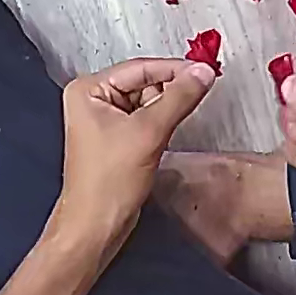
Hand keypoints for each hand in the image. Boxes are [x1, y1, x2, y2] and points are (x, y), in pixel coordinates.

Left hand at [54, 58, 216, 240]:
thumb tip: (203, 71)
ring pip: (149, 100)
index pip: (141, 68)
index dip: (175, 69)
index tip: (205, 70)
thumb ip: (179, 97)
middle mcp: (94, 100)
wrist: (96, 226)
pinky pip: (147, 117)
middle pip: (145, 82)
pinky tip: (173, 128)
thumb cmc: (108, 182)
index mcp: (89, 90)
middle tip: (203, 90)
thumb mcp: (149, 132)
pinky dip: (164, 120)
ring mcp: (106, 119)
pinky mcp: (119, 137)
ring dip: (169, 106)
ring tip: (185, 114)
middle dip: (173, 89)